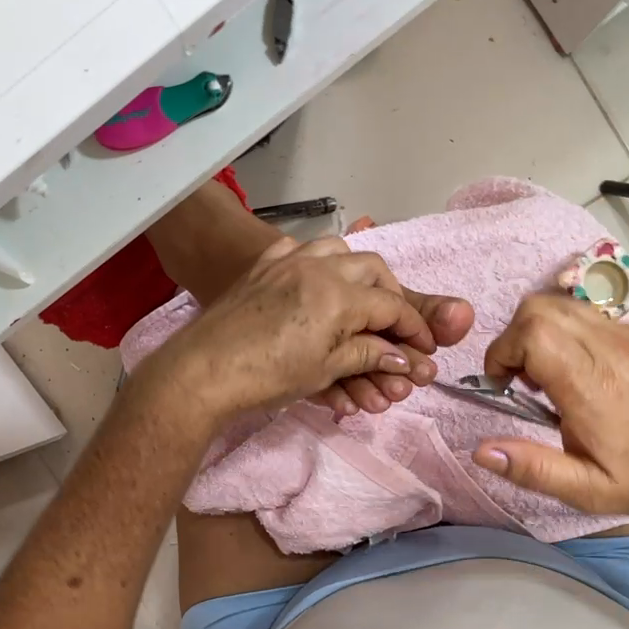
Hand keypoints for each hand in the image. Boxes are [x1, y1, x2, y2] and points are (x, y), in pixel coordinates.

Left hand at [146, 236, 472, 421]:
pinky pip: (300, 253)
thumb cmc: (265, 378)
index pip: (392, 307)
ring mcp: (287, 262)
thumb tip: (403, 358)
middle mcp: (317, 267)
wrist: (202, 372)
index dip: (414, 330)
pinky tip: (318, 283)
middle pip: (373, 271)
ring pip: (338, 251)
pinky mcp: (262, 269)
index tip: (426, 349)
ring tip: (364, 303)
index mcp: (339, 294)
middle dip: (392, 298)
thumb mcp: (324, 371)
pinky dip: (318, 265)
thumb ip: (367, 356)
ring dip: (358, 274)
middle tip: (397, 327)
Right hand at [469, 292, 628, 522]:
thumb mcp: (584, 490)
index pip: (530, 333)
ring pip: (561, 303)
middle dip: (513, 339)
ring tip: (545, 375)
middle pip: (538, 308)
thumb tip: (480, 451)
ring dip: (537, 332)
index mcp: (591, 385)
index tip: (503, 387)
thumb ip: (530, 468)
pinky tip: (575, 370)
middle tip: (519, 381)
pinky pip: (586, 313)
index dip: (502, 354)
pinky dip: (564, 331)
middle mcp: (609, 348)